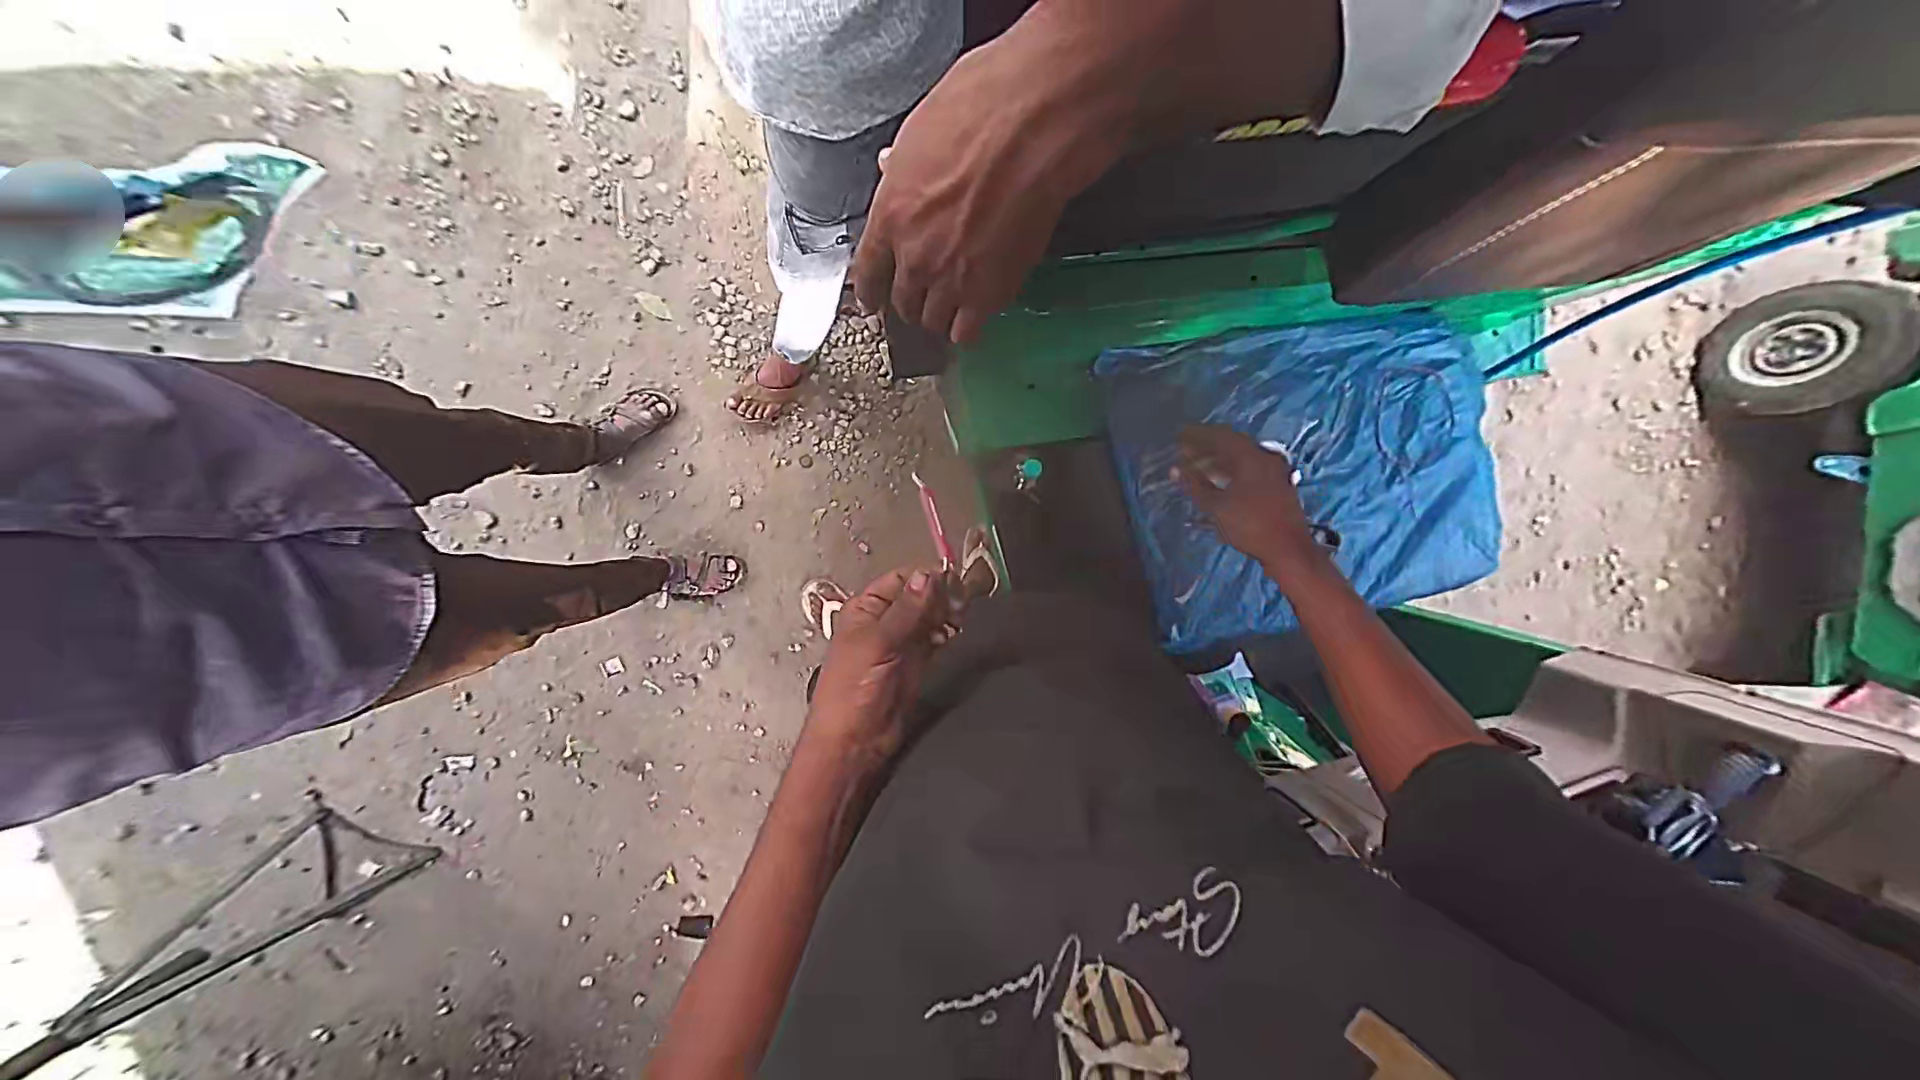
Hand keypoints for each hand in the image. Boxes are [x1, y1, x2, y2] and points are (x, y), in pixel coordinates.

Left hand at [805, 568, 951, 764]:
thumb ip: (906, 610)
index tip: (953, 579)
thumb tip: (928, 576)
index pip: (900, 579)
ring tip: (960, 617)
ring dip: (947, 613)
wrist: (854, 742)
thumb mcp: (877, 643)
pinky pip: (936, 638)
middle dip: (940, 594)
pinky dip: (948, 632)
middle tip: (961, 601)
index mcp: (865, 609)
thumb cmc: (852, 690)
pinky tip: (955, 633)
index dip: (925, 577)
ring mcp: (901, 642)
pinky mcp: (917, 662)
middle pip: (919, 596)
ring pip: (930, 616)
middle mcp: (884, 621)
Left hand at [852, 11, 1133, 344]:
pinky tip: (976, 318)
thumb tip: (892, 169)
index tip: (874, 302)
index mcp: (890, 215)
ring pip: (933, 322)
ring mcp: (950, 279)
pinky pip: (967, 333)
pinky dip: (969, 329)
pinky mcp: (987, 295)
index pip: (867, 274)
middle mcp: (914, 255)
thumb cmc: (983, 112)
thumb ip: (903, 168)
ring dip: (942, 317)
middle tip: (924, 299)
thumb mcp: (921, 130)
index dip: (870, 294)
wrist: (1033, 129)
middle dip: (912, 303)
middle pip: (903, 304)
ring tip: (953, 310)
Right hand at [1173, 425, 1324, 578]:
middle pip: (1232, 444)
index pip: (1220, 436)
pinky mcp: (1277, 485)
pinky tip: (1219, 480)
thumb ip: (1194, 485)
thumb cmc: (1249, 525)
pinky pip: (1249, 468)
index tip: (1180, 435)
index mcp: (1251, 457)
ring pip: (1241, 457)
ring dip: (1219, 458)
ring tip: (1198, 465)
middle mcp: (1265, 458)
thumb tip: (1175, 469)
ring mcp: (1274, 471)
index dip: (1198, 435)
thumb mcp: (1216, 506)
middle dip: (1208, 446)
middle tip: (1186, 449)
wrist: (1287, 549)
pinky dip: (1231, 469)